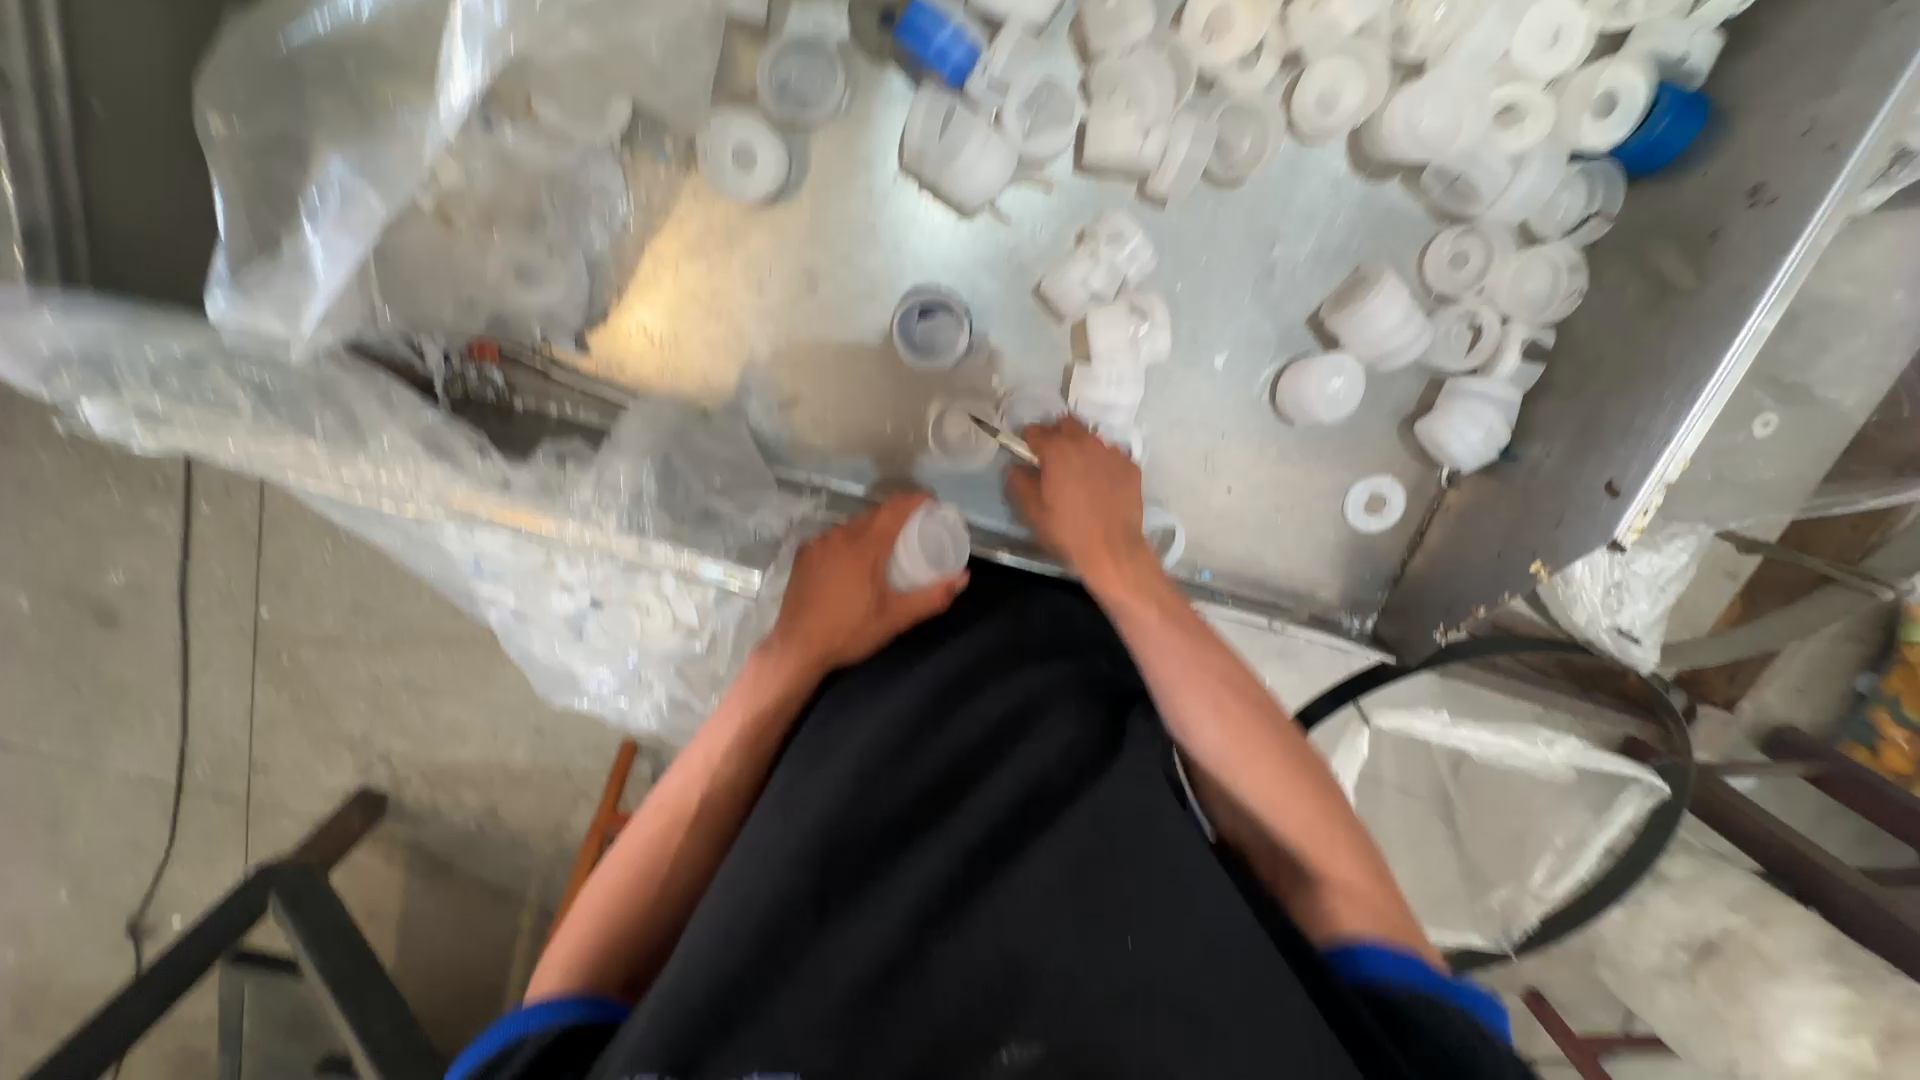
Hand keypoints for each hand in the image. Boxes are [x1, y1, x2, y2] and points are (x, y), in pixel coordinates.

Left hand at [761, 493, 969, 678]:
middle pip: (875, 515)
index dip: (916, 500)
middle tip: (915, 530)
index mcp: (865, 545)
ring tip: (887, 546)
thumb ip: (932, 597)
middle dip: (897, 516)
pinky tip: (855, 561)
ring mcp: (818, 543)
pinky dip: (850, 542)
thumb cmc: (849, 632)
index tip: (933, 503)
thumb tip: (963, 577)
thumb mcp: (896, 618)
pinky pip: (834, 538)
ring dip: (872, 530)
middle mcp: (840, 535)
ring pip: (853, 526)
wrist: (796, 649)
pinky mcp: (803, 555)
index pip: (896, 508)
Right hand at [1005, 418, 1158, 594]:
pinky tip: (1102, 483)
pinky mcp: (1131, 466)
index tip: (1028, 450)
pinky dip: (1103, 462)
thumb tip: (1018, 467)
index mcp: (1057, 450)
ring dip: (1081, 448)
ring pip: (1091, 439)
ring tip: (1080, 471)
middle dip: (1057, 435)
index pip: (1036, 431)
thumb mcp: (1032, 511)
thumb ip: (1019, 482)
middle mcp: (1085, 442)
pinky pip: (1112, 455)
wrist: (1112, 549)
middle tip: (1053, 457)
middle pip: (1067, 425)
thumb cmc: (1067, 531)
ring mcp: (1112, 452)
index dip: (1029, 439)